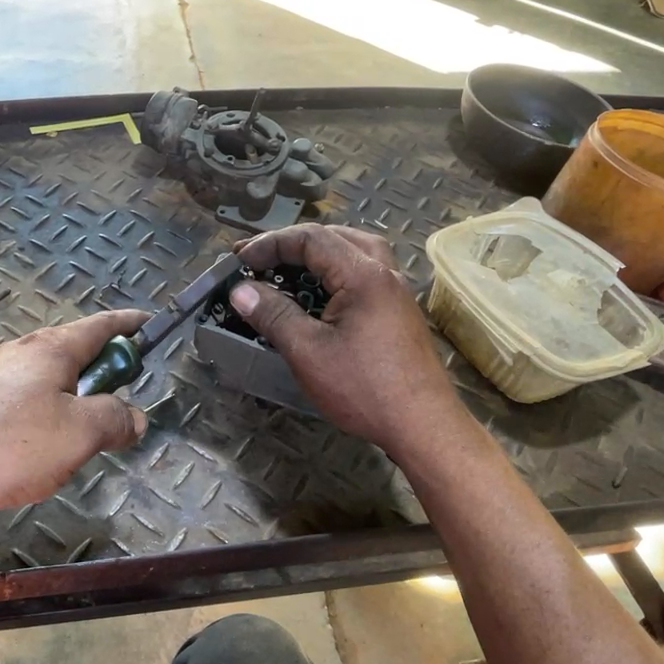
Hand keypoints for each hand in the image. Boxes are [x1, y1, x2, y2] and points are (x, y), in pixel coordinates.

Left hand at [0, 309, 151, 521]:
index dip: (129, 324)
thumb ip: (114, 421)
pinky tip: (34, 450)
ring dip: (71, 398)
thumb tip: (135, 416)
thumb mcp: (77, 435)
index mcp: (52, 348)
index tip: (149, 323)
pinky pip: (22, 400)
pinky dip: (42, 415)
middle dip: (102, 371)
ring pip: (47, 379)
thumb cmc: (6, 444)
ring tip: (77, 439)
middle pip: (73, 352)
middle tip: (120, 402)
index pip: (101, 325)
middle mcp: (21, 352)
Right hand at [231, 225, 461, 452]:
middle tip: (259, 259)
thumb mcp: (308, 351)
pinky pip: (364, 273)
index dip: (270, 244)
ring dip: (318, 253)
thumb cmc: (364, 388)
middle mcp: (384, 273)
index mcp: (363, 274)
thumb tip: (240, 290)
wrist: (424, 426)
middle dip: (293, 243)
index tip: (240, 261)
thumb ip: (273, 315)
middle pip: (336, 237)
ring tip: (288, 266)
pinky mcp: (399, 312)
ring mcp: (396, 292)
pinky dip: (335, 271)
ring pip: (355, 252)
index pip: (311, 239)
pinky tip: (319, 293)